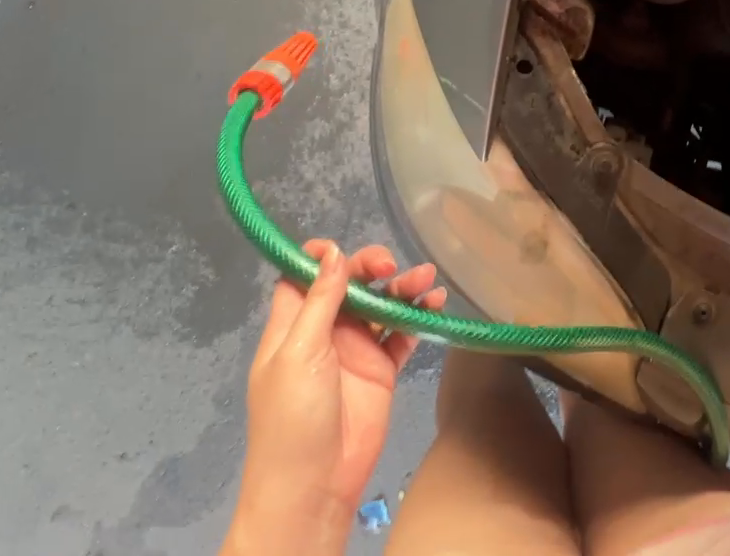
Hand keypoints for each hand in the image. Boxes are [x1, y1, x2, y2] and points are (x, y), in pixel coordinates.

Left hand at [222, 240, 445, 555]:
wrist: (315, 484)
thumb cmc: (294, 416)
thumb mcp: (299, 354)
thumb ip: (320, 303)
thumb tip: (332, 252)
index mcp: (294, 326)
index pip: (302, 278)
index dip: (319, 258)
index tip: (340, 246)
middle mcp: (326, 332)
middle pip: (350, 285)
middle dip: (370, 267)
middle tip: (389, 266)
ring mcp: (356, 350)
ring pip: (382, 305)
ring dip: (403, 288)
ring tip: (428, 279)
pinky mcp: (383, 369)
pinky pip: (403, 333)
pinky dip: (419, 317)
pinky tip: (435, 305)